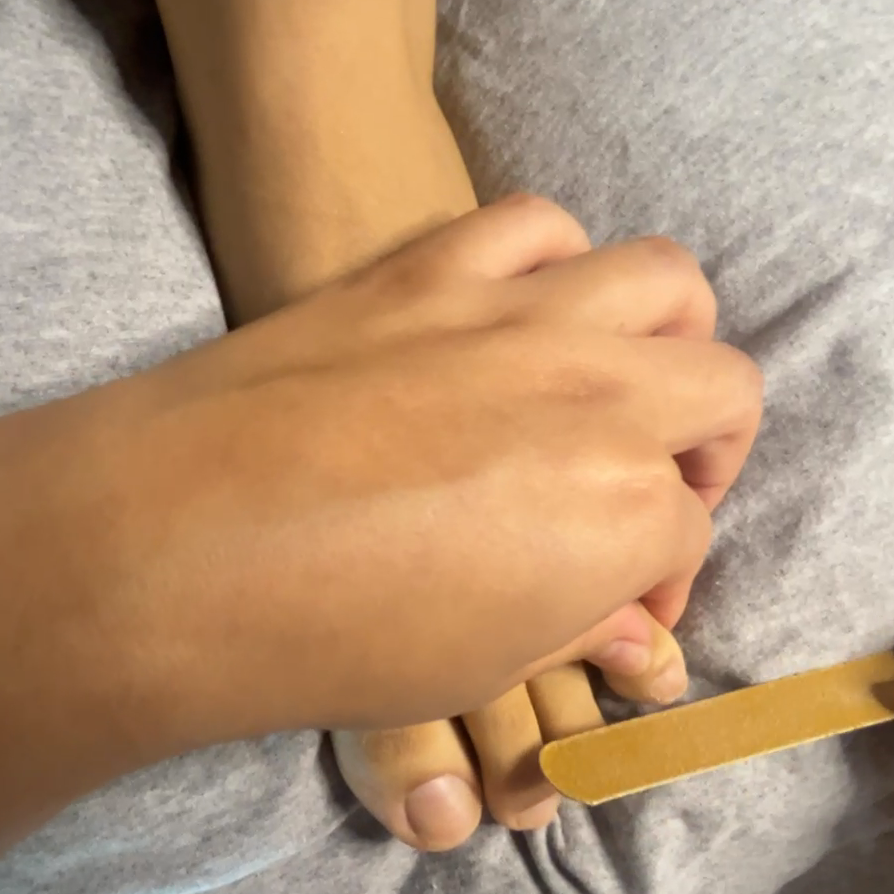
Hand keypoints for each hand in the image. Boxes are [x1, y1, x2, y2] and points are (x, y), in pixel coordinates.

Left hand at [0, 196, 760, 755]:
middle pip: (719, 391)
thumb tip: (621, 610)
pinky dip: (553, 262)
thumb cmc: (318, 638)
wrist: (174, 543)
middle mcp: (593, 397)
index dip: (659, 579)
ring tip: (618, 381)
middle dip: (705, 451)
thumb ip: (564, 622)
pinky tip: (523, 309)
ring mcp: (511, 315)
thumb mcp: (467, 669)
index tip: (619, 601)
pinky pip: (532, 225)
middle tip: (653, 492)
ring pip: (660, 280)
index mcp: (617, 518)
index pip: (683, 537)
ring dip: (662, 334)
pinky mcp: (426, 269)